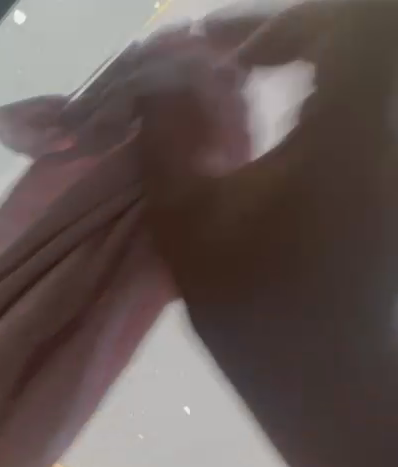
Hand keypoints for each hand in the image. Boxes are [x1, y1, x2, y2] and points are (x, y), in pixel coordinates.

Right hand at [139, 1, 396, 394]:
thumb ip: (169, 140)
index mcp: (367, 110)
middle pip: (369, 27)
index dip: (266, 25)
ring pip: (376, 60)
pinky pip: (379, 99)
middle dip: (299, 34)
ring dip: (324, 58)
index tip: (199, 54)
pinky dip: (344, 90)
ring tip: (258, 87)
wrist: (341, 368)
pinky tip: (300, 117)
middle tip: (232, 66)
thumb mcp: (189, 221)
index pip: (336, 19)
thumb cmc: (259, 301)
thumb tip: (155, 80)